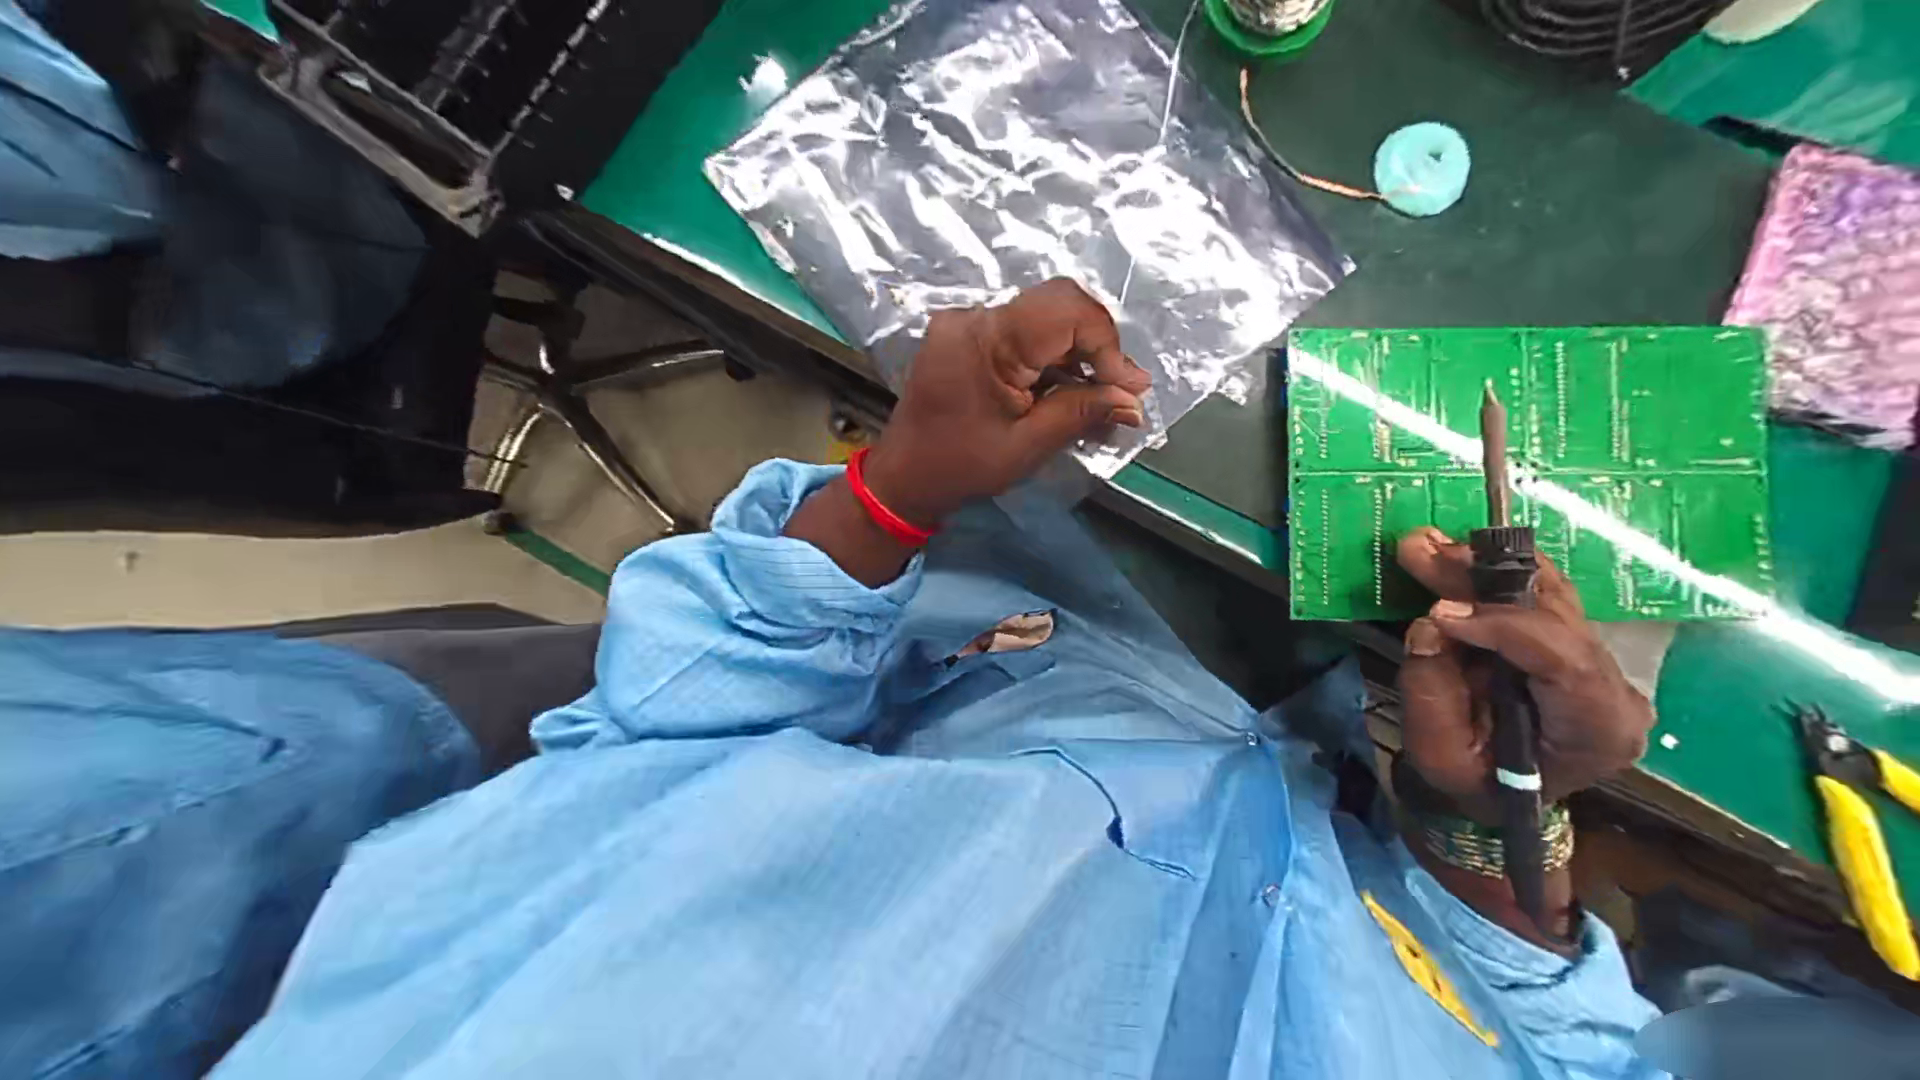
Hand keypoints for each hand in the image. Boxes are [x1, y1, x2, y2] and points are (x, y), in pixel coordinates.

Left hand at [862, 279, 1151, 526]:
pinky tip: (1064, 390)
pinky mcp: (964, 337)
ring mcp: (965, 324)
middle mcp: (972, 318)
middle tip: (1116, 389)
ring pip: (1041, 318)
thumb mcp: (1027, 445)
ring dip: (1074, 354)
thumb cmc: (960, 467)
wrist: (903, 477)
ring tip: (1096, 396)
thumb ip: (1081, 413)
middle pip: (1056, 306)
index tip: (1125, 387)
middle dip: (1095, 346)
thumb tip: (1133, 400)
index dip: (1105, 343)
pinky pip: (1019, 333)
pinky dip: (1048, 358)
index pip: (1066, 310)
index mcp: (985, 340)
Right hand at [1393, 526, 1653, 819]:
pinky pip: (1534, 596)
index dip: (1504, 627)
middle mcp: (1611, 686)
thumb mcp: (1439, 755)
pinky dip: (1488, 573)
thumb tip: (1430, 627)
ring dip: (1482, 566)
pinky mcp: (1567, 642)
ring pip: (1549, 595)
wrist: (1494, 794)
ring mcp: (1595, 661)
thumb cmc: (1469, 782)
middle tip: (1423, 548)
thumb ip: (1433, 694)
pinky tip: (1451, 555)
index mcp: (1594, 729)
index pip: (1566, 661)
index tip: (1439, 612)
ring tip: (1428, 545)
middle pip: (1557, 614)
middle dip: (1485, 578)